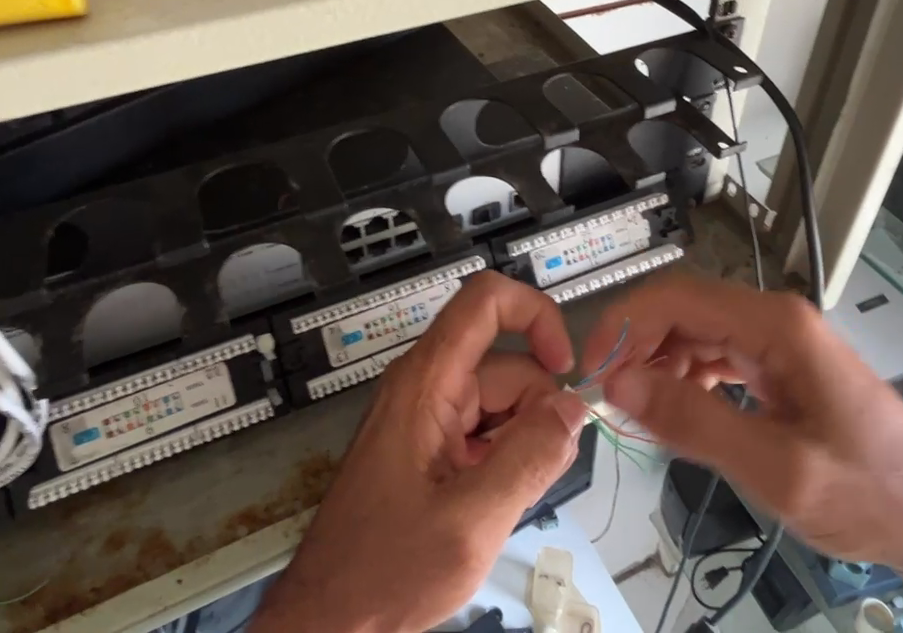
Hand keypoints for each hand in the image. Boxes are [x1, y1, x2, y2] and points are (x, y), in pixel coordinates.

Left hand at [251, 273, 586, 632]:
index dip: (534, 315)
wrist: (329, 618)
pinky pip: (484, 431)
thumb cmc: (386, 571)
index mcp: (426, 381)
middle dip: (536, 412)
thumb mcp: (472, 521)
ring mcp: (426, 416)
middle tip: (533, 475)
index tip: (564, 366)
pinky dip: (503, 459)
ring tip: (503, 499)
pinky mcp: (428, 446)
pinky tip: (493, 502)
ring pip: (500, 402)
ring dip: (521, 442)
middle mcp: (425, 386)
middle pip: (506, 363)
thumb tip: (573, 407)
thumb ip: (531, 458)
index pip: (484, 301)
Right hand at [580, 276, 902, 573]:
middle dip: (637, 346)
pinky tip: (676, 412)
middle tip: (610, 398)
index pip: (676, 297)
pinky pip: (718, 356)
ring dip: (659, 364)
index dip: (625, 325)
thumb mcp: (776, 468)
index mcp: (776, 325)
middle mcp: (775, 320)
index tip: (593, 370)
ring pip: (696, 332)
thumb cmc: (871, 494)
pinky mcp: (783, 367)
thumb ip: (693, 421)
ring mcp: (781, 342)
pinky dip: (687, 379)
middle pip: (683, 309)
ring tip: (639, 412)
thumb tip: (618, 383)